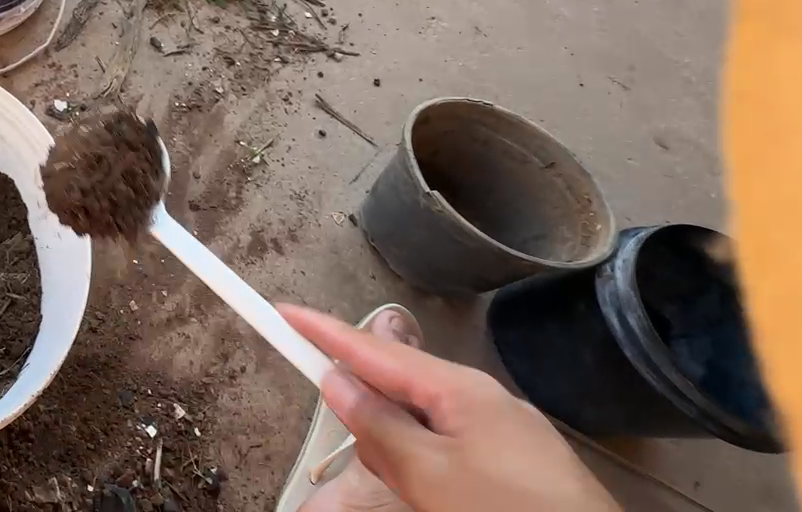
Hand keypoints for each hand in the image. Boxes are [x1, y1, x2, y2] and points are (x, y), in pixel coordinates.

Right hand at [280, 305, 620, 511]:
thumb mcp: (430, 478)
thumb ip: (377, 425)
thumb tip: (336, 381)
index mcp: (460, 389)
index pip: (372, 349)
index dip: (321, 329)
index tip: (278, 309)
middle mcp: (484, 398)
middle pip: (398, 385)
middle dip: (368, 410)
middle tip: (364, 456)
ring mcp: (508, 432)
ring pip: (424, 422)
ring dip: (400, 449)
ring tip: (412, 493)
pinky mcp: (523, 467)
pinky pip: (452, 448)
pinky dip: (428, 465)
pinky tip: (435, 496)